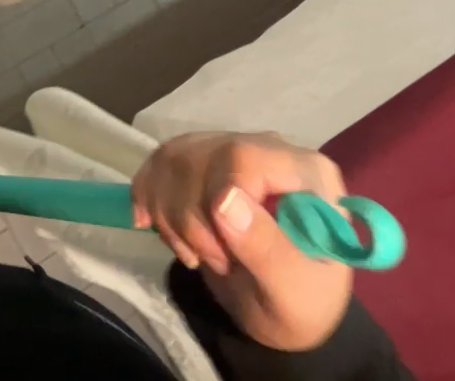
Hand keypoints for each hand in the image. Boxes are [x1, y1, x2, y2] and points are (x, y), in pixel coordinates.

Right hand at [132, 132, 351, 351]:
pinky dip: (149, 199)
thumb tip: (223, 199)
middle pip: (198, 156)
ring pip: (171, 159)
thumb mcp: (293, 292)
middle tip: (218, 262)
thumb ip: (265, 246)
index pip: (242, 157)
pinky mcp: (200, 160)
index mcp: (304, 171)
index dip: (218, 195)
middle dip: (191, 218)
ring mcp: (229, 150)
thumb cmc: (300, 302)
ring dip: (169, 215)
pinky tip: (162, 228)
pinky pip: (157, 163)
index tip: (225, 248)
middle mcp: (265, 148)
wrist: (279, 305)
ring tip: (198, 253)